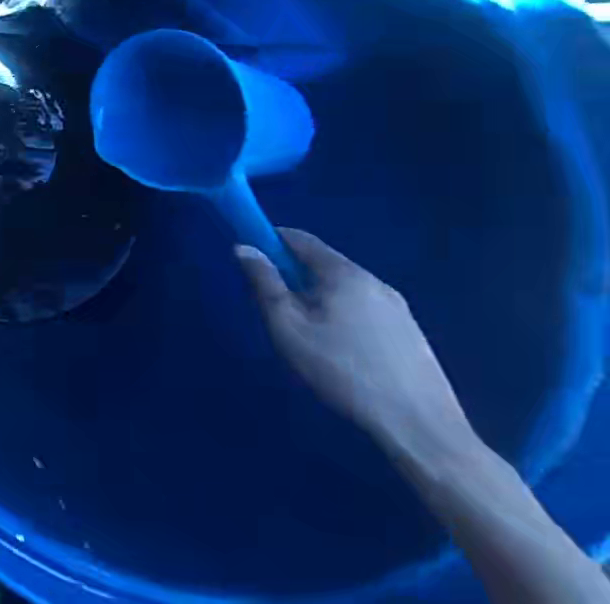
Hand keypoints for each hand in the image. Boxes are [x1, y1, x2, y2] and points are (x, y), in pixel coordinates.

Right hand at [236, 229, 474, 461]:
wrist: (420, 426)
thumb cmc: (341, 369)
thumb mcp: (287, 324)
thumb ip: (264, 282)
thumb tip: (244, 247)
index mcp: (345, 275)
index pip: (300, 239)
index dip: (268, 239)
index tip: (249, 258)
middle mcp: (376, 283)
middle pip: (322, 263)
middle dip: (291, 272)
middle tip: (271, 302)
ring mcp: (399, 309)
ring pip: (342, 287)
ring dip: (315, 294)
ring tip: (302, 329)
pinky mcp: (410, 332)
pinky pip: (362, 306)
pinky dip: (338, 311)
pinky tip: (335, 344)